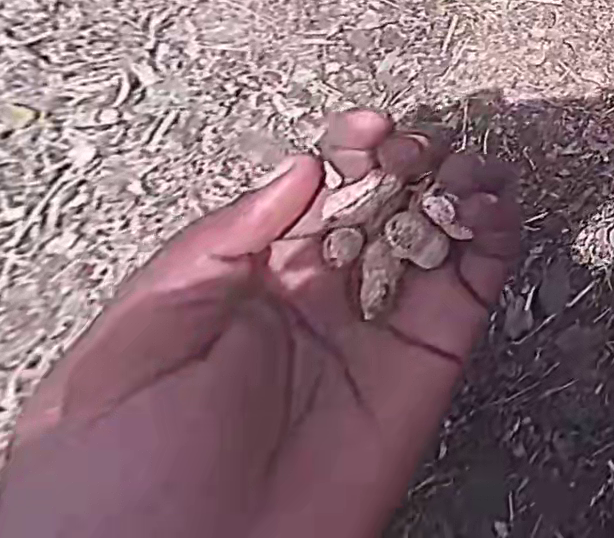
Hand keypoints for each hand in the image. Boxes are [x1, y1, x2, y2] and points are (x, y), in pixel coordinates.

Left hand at [0, 110, 520, 537]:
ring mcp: (393, 312)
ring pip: (446, 224)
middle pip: (393, 198)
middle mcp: (334, 287)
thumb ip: (213, 251)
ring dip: (464, 185)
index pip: (318, 193)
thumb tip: (299, 171)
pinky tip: (490, 208)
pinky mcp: (441, 341)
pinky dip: (497, 231)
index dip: (349, 150)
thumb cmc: (116, 488)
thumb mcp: (124, 357)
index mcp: (256, 282)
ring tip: (463, 173)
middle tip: (418, 152)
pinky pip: (482, 272)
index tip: (370, 125)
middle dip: (413, 160)